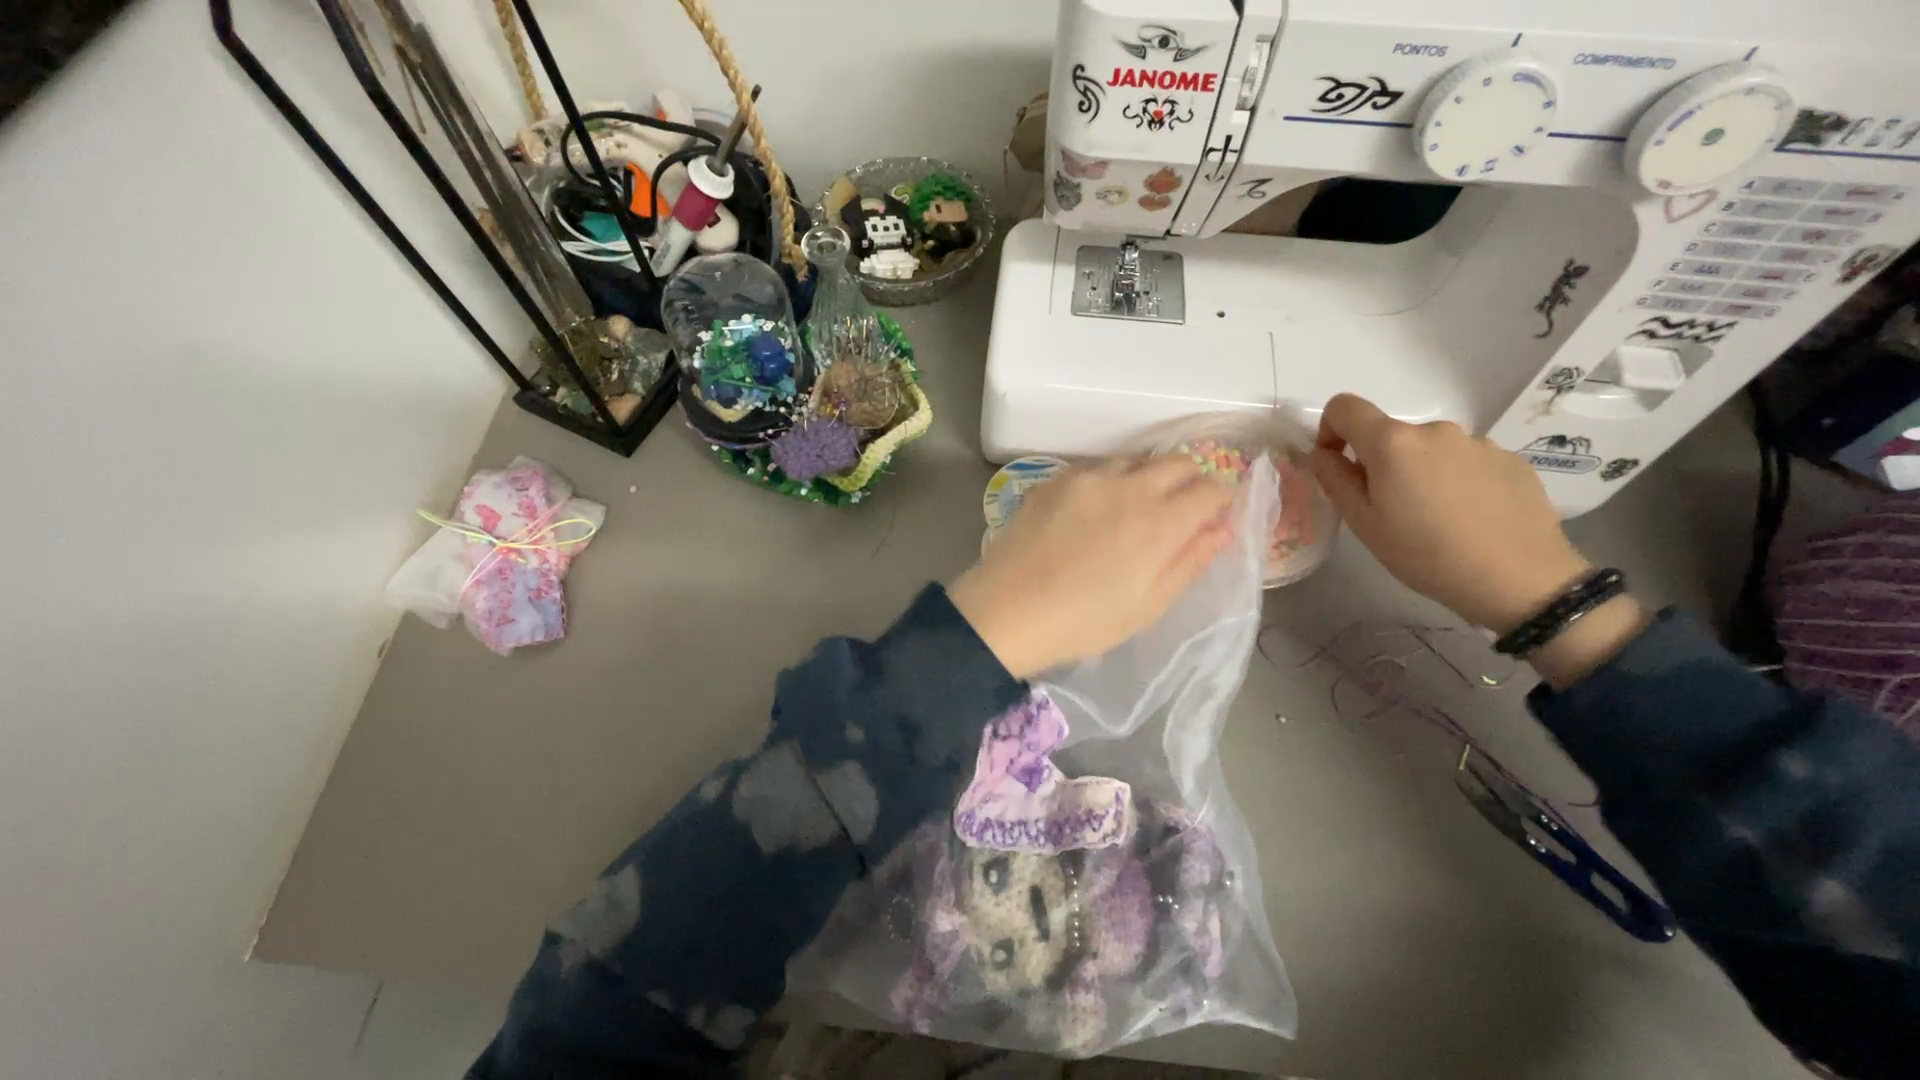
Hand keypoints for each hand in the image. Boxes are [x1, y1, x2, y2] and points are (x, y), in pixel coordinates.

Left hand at [949, 457, 1235, 678]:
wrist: (1007, 611)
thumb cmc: (1085, 621)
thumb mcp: (1149, 604)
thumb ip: (1190, 561)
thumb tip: (1221, 530)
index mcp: (1160, 522)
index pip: (1212, 488)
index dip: (1222, 500)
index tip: (1217, 515)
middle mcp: (1129, 487)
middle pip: (1178, 462)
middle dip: (1191, 479)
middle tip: (1183, 508)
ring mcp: (1088, 478)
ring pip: (1135, 460)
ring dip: (1148, 477)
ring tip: (1136, 509)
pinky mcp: (1054, 479)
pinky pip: (1095, 467)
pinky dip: (1108, 480)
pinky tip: (1096, 508)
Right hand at [1309, 394, 1592, 633]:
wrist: (1519, 577)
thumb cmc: (1426, 554)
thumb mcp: (1365, 524)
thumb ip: (1335, 480)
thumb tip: (1323, 454)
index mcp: (1392, 442)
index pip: (1345, 407)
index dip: (1330, 430)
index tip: (1337, 465)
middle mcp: (1435, 430)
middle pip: (1391, 434)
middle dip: (1381, 462)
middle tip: (1391, 510)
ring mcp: (1477, 442)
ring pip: (1431, 450)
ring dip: (1422, 472)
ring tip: (1436, 518)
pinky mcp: (1509, 459)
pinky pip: (1467, 462)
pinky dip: (1457, 481)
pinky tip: (1470, 518)